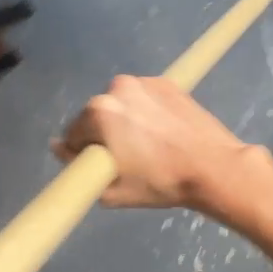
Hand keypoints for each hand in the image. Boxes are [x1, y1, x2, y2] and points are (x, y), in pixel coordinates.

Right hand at [53, 75, 264, 210]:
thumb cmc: (160, 182)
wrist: (213, 166)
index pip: (74, 134)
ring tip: (150, 144)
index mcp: (98, 111)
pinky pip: (145, 98)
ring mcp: (145, 81)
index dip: (84, 154)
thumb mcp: (110, 190)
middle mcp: (117, 87)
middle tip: (129, 158)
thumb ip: (77, 168)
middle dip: (105, 134)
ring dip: (126, 120)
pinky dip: (147, 111)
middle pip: (97, 115)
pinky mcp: (168, 82)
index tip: (104, 168)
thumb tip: (59, 147)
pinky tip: (164, 131)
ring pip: (122, 104)